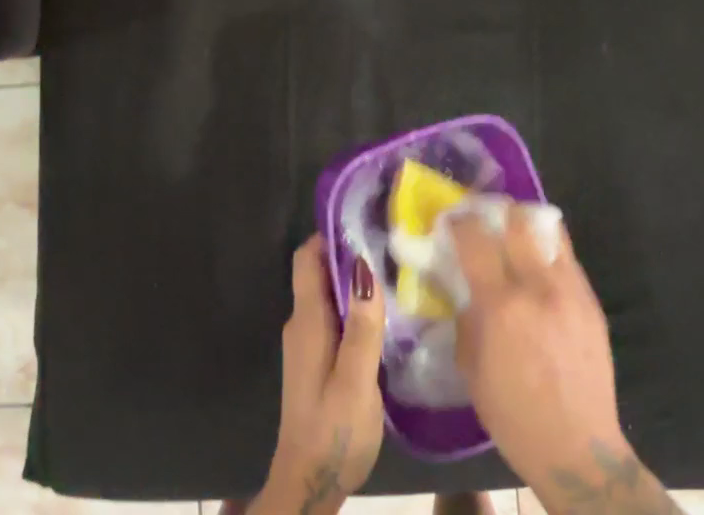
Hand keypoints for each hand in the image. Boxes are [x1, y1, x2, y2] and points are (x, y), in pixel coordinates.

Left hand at [250, 235, 386, 514]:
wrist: (309, 482)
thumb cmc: (333, 431)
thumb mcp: (356, 380)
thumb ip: (362, 326)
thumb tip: (363, 266)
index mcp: (307, 322)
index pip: (306, 259)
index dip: (331, 235)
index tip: (368, 221)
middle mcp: (302, 325)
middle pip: (319, 273)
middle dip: (351, 254)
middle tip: (396, 245)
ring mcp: (309, 344)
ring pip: (330, 297)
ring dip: (356, 283)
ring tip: (400, 273)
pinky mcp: (320, 361)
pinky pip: (336, 319)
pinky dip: (357, 309)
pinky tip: (389, 316)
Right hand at [449, 210, 630, 488]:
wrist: (577, 449)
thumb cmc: (511, 414)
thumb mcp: (470, 365)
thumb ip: (466, 316)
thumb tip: (463, 287)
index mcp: (501, 305)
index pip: (476, 238)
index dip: (459, 221)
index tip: (450, 221)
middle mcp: (539, 288)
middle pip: (520, 221)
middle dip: (498, 212)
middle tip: (484, 218)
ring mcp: (572, 293)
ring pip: (552, 233)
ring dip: (528, 227)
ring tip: (514, 237)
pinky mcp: (593, 304)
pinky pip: (568, 262)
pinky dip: (548, 255)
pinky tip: (537, 273)